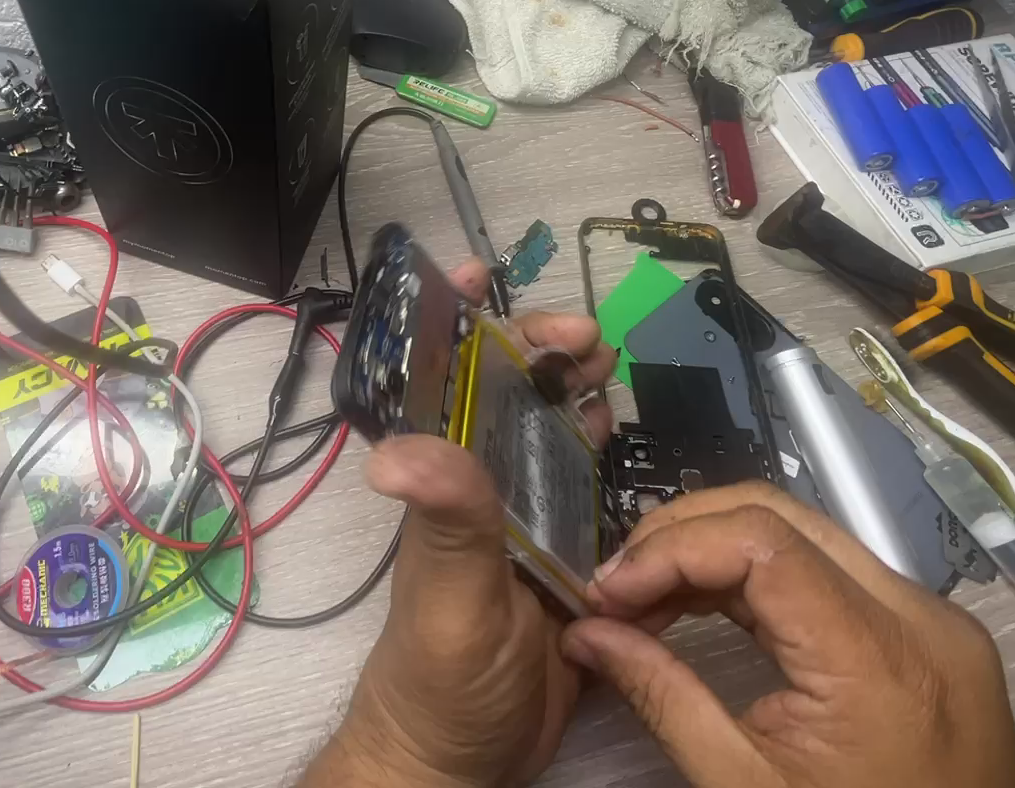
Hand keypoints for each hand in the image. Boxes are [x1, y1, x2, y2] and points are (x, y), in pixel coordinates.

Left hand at [301, 262, 616, 787]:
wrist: (468, 751)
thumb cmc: (440, 669)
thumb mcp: (446, 590)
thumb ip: (443, 520)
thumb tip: (396, 452)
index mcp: (445, 474)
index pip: (442, 379)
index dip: (452, 321)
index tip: (475, 274)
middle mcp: (481, 479)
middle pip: (507, 391)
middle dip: (539, 347)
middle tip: (581, 335)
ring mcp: (524, 510)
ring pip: (550, 427)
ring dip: (573, 386)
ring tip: (603, 363)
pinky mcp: (565, 547)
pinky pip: (586, 484)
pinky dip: (601, 449)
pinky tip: (618, 427)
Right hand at [563, 483, 1014, 787]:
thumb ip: (661, 696)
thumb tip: (583, 632)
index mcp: (882, 659)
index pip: (757, 542)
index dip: (668, 549)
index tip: (608, 593)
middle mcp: (915, 614)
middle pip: (772, 515)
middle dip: (677, 536)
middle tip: (618, 585)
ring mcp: (923, 616)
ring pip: (790, 529)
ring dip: (704, 549)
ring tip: (644, 594)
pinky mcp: (915, 627)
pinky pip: (812, 565)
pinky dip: (741, 572)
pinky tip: (695, 602)